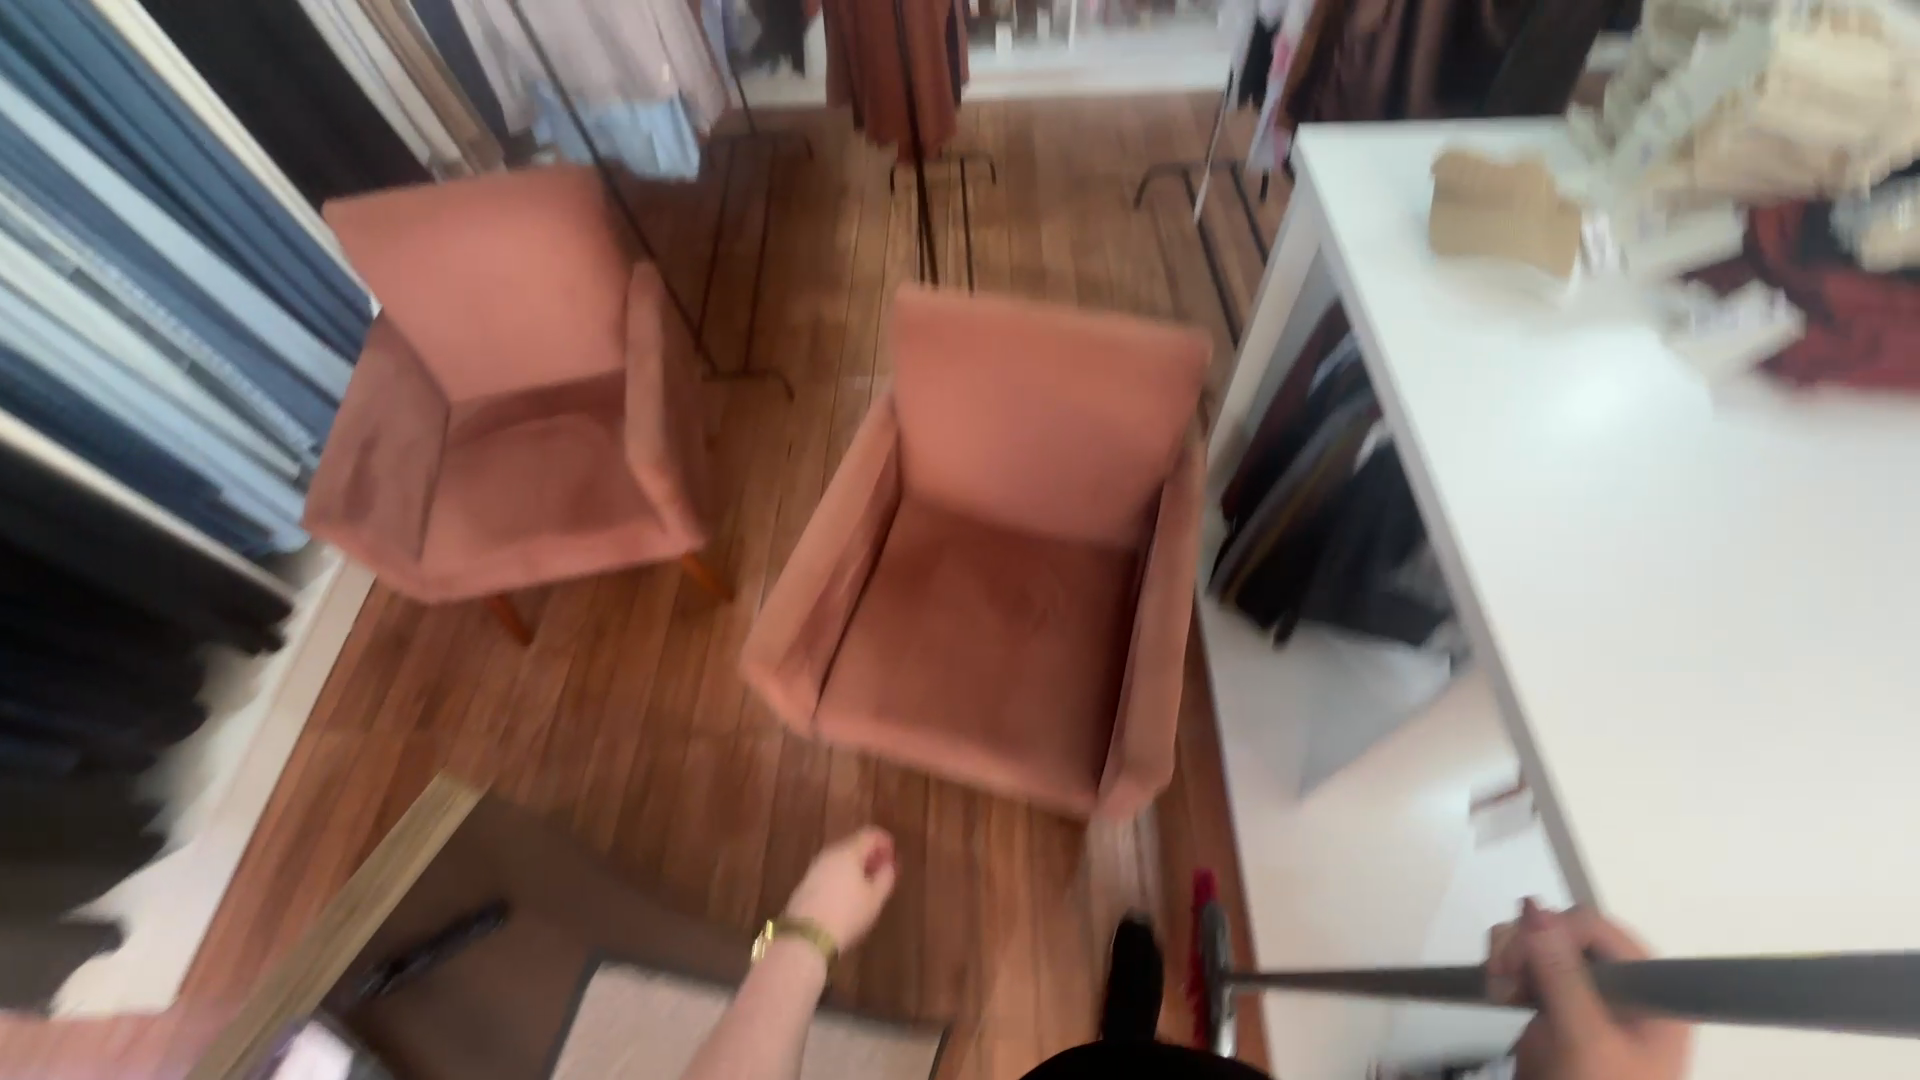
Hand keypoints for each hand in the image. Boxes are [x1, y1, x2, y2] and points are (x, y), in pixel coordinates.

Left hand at [783, 827, 897, 950]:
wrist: (805, 938)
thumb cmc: (847, 914)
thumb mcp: (875, 899)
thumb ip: (886, 877)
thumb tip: (889, 865)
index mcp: (849, 851)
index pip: (870, 834)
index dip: (884, 841)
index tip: (893, 855)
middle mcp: (830, 854)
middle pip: (853, 845)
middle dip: (870, 855)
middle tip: (882, 869)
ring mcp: (815, 868)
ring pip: (840, 859)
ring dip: (855, 867)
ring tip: (867, 885)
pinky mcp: (805, 884)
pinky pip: (829, 872)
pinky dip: (841, 876)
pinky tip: (847, 894)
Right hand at [1486, 900, 1690, 1079]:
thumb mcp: (1584, 1041)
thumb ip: (1562, 974)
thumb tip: (1533, 905)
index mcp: (1650, 993)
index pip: (1600, 929)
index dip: (1557, 933)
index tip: (1525, 963)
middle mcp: (1622, 984)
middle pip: (1563, 927)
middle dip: (1525, 944)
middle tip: (1506, 976)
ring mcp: (1586, 989)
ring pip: (1537, 935)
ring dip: (1508, 952)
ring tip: (1501, 990)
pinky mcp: (1553, 995)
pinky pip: (1523, 953)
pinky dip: (1503, 962)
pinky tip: (1500, 990)